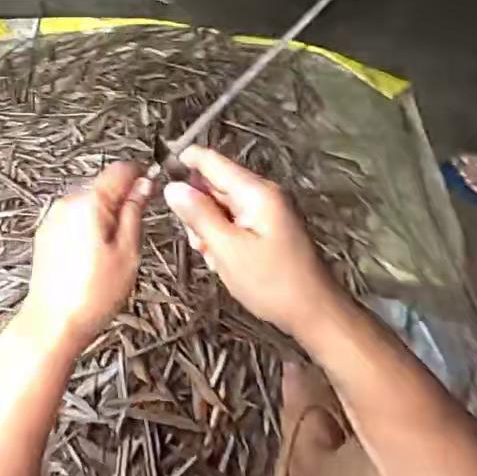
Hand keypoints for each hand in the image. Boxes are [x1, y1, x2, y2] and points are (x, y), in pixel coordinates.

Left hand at [23, 162, 149, 348]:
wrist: (53, 323)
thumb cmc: (90, 295)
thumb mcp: (127, 252)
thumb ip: (135, 212)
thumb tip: (143, 186)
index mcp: (89, 202)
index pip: (120, 169)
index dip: (141, 174)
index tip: (153, 186)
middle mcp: (67, 203)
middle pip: (103, 184)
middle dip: (123, 198)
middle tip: (138, 227)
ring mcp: (53, 217)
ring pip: (88, 200)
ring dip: (106, 213)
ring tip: (115, 247)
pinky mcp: (47, 233)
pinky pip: (74, 217)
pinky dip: (88, 226)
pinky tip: (95, 254)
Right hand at [162, 146, 337, 335]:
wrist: (315, 314)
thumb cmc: (272, 282)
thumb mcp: (227, 249)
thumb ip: (198, 215)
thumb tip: (172, 186)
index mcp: (255, 192)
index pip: (212, 161)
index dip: (184, 162)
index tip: (161, 176)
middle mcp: (262, 194)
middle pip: (214, 185)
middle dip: (196, 208)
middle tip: (198, 241)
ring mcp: (266, 211)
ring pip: (220, 205)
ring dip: (207, 227)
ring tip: (213, 256)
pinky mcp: (266, 228)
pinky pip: (233, 221)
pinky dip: (221, 237)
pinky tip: (223, 260)